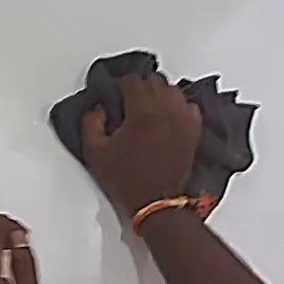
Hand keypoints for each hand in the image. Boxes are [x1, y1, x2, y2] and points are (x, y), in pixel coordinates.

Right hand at [80, 73, 202, 216]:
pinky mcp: (193, 131)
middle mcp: (166, 111)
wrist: (155, 203)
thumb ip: (90, 123)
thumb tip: (98, 109)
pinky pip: (188, 106)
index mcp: (142, 113)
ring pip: (173, 89)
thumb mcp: (95, 152)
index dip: (120, 85)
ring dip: (159, 94)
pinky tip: (166, 116)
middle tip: (128, 101)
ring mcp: (183, 120)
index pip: (133, 80)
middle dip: (140, 87)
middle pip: (154, 80)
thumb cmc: (127, 180)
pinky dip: (177, 106)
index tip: (115, 95)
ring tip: (147, 108)